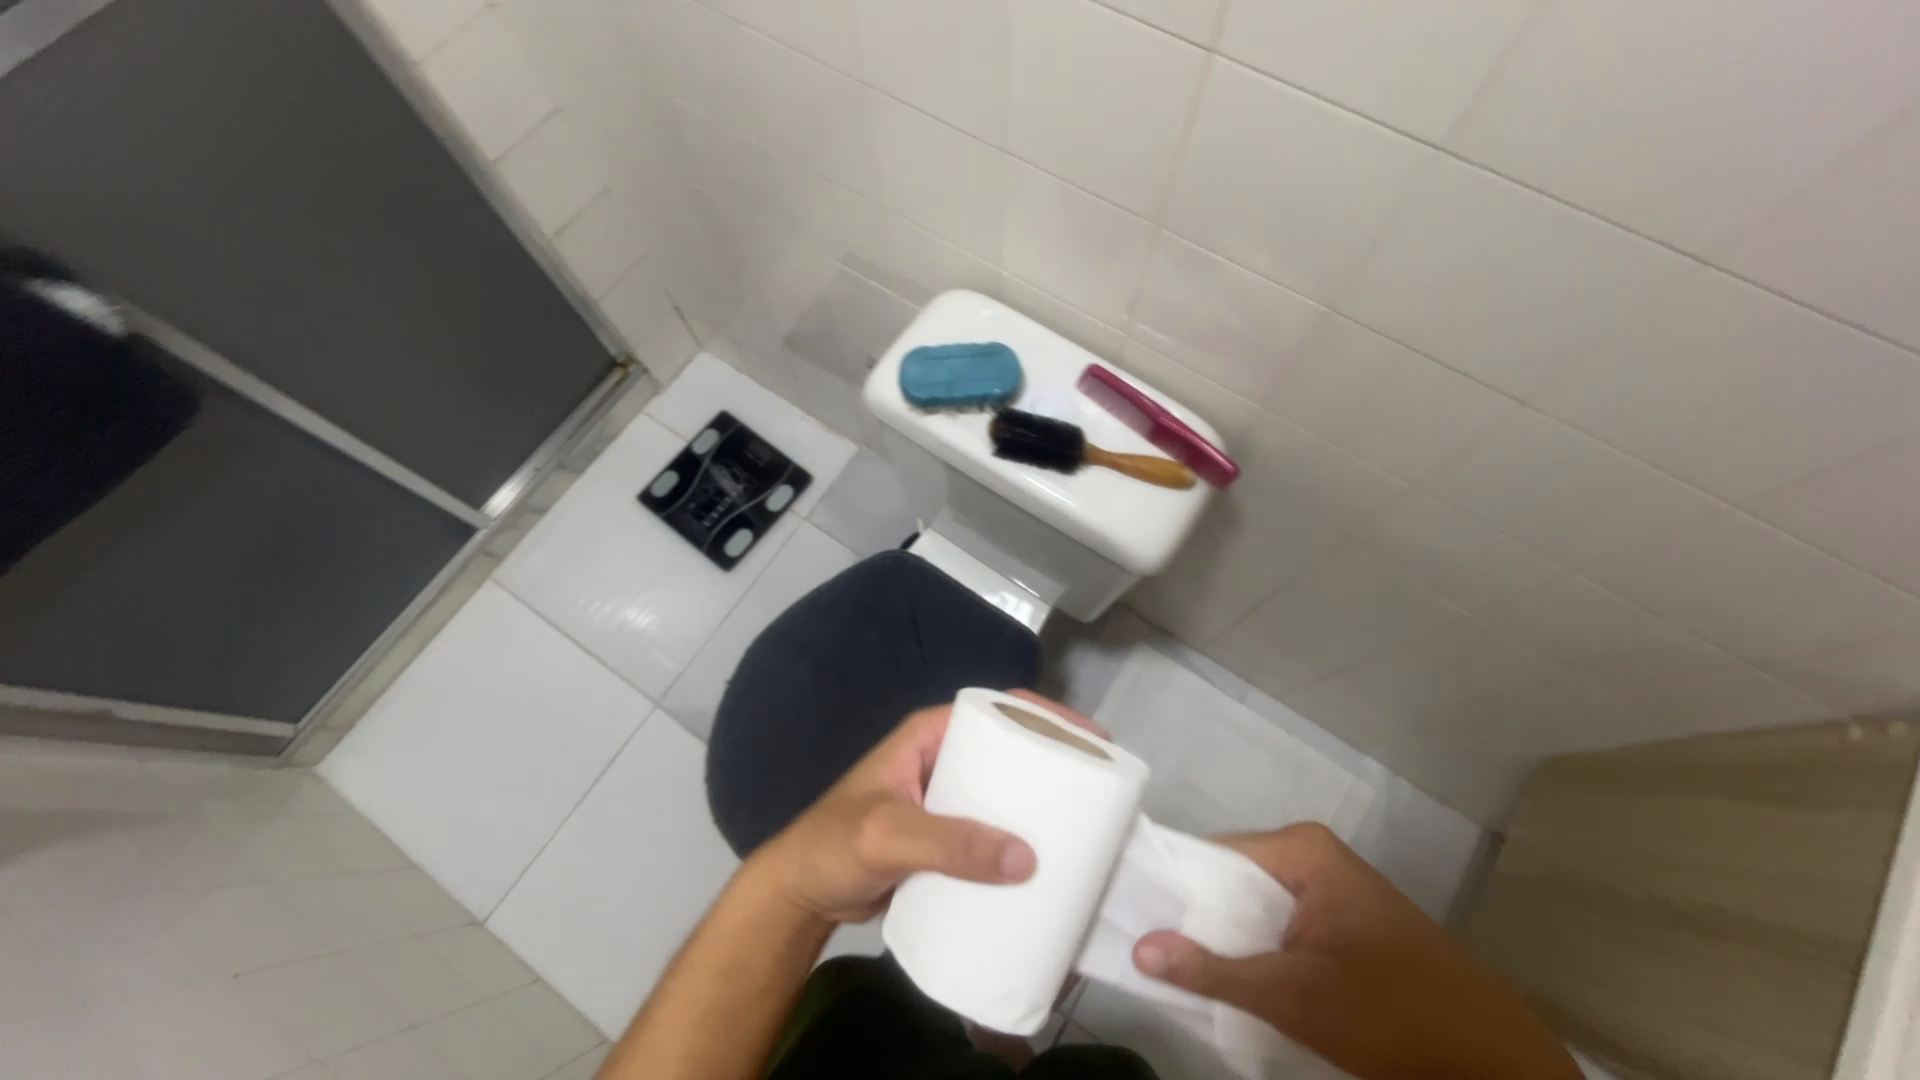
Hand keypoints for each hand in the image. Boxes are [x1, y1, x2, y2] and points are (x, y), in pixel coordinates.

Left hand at [749, 691, 1103, 923]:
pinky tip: (1047, 863)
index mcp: (928, 735)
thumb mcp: (889, 836)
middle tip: (1101, 788)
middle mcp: (941, 759)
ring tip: (1086, 828)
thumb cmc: (833, 846)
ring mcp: (943, 799)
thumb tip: (1028, 858)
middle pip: (1009, 750)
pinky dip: (1019, 840)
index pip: (997, 709)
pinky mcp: (945, 837)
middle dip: (1053, 763)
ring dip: (1039, 805)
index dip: (1046, 716)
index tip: (1093, 740)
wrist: (798, 896)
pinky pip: (992, 830)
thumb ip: (949, 843)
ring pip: (1003, 792)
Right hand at [1133, 823, 1581, 1079]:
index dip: (1168, 882)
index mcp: (1302, 851)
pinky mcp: (1341, 925)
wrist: (1494, 1063)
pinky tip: (1230, 980)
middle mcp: (1312, 858)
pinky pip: (1278, 927)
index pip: (1211, 852)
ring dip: (1222, 938)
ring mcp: (1330, 891)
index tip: (1126, 910)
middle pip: (1229, 879)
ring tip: (1174, 965)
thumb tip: (1136, 947)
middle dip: (1192, 915)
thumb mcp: (1293, 996)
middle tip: (1142, 945)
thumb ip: (1213, 970)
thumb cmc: (1392, 1014)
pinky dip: (1253, 952)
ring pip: (1252, 908)